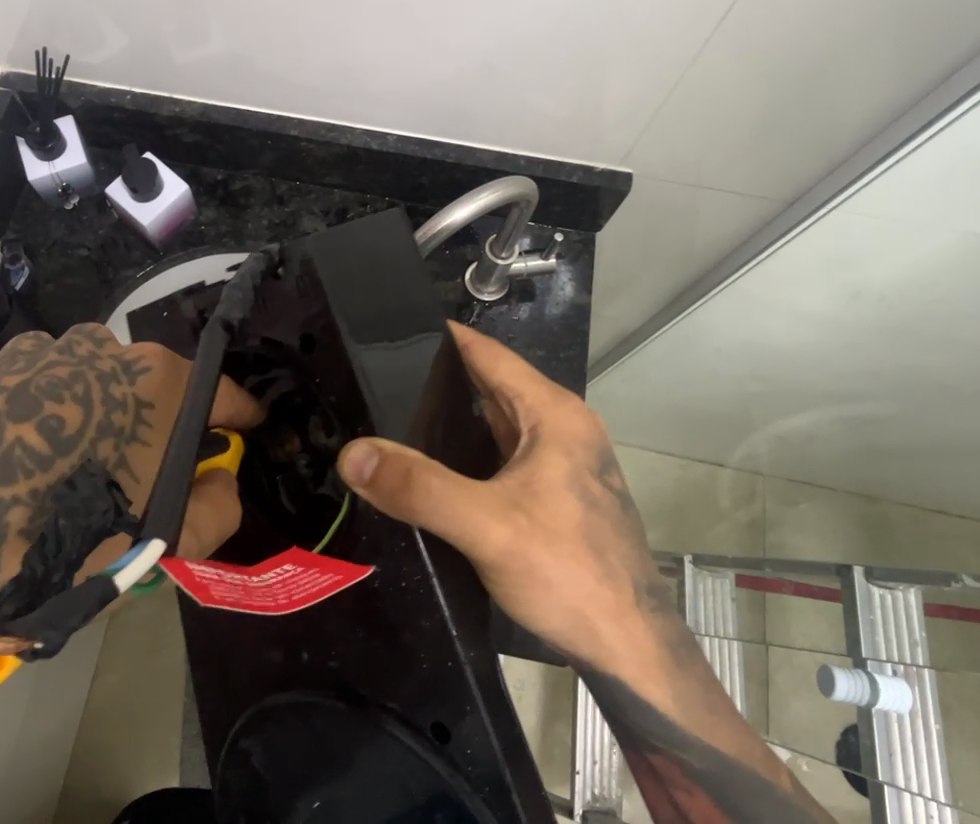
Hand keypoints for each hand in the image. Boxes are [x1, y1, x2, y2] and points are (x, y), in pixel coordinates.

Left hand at [0, 324, 262, 650]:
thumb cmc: (61, 543)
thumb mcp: (163, 544)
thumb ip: (218, 507)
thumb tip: (219, 478)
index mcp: (156, 381)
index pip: (222, 392)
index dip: (238, 419)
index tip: (243, 435)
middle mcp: (100, 349)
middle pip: (153, 387)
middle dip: (160, 424)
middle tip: (141, 476)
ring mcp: (34, 353)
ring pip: (90, 383)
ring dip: (96, 416)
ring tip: (70, 472)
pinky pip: (34, 390)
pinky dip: (41, 418)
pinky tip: (19, 464)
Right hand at [333, 322, 667, 669]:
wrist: (628, 646)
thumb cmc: (568, 572)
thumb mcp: (487, 526)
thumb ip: (419, 488)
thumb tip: (351, 454)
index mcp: (554, 415)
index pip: (489, 354)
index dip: (441, 338)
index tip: (388, 332)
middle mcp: (563, 429)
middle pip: (491, 388)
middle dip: (437, 382)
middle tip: (373, 381)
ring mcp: (562, 465)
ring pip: (496, 427)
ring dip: (452, 421)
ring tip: (389, 420)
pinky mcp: (555, 498)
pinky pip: (501, 461)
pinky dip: (468, 456)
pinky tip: (432, 472)